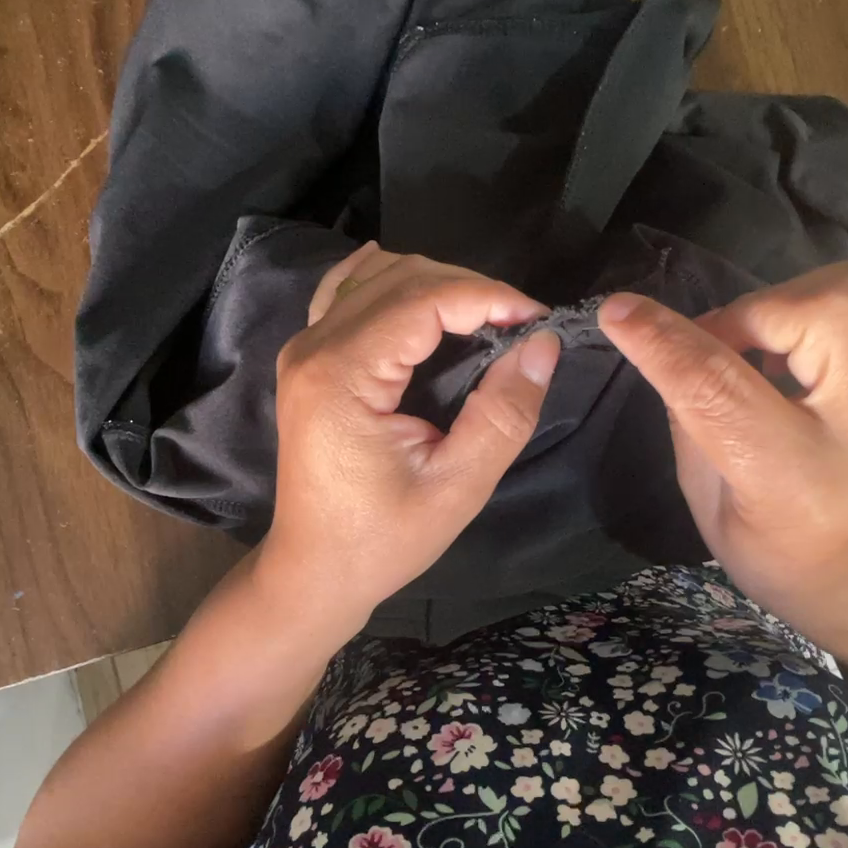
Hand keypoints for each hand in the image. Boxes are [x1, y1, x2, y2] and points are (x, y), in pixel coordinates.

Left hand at [256, 243, 561, 626]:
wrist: (315, 569)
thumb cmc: (383, 539)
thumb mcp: (458, 486)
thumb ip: (503, 414)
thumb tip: (543, 345)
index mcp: (343, 374)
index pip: (424, 298)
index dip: (488, 297)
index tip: (538, 320)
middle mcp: (315, 346)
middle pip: (401, 278)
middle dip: (468, 289)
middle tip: (519, 326)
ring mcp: (304, 348)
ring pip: (377, 278)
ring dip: (436, 285)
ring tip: (484, 319)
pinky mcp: (306, 359)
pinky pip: (347, 294)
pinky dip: (388, 282)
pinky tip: (414, 284)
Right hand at [597, 254, 847, 654]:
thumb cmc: (773, 553)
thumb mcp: (706, 505)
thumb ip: (690, 416)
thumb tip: (671, 336)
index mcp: (798, 484)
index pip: (723, 390)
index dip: (665, 343)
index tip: (617, 312)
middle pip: (829, 312)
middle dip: (755, 309)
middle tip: (724, 344)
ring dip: (805, 296)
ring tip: (775, 339)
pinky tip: (820, 339)